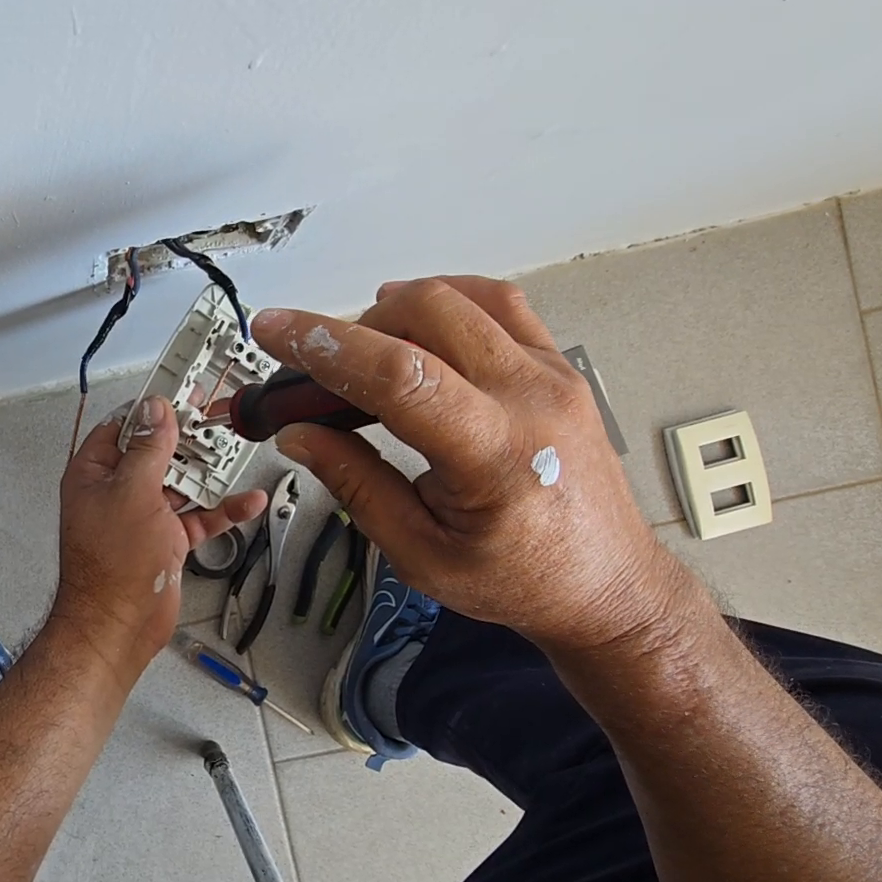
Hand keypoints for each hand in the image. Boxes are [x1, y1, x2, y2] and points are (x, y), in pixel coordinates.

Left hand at [50, 397, 266, 677]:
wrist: (119, 625)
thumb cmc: (114, 563)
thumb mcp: (132, 493)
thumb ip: (147, 449)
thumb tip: (156, 410)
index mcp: (94, 474)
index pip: (123, 427)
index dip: (152, 408)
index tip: (183, 391)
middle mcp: (116, 491)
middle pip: (156, 452)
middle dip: (187, 438)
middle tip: (218, 418)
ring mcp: (142, 516)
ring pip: (179, 483)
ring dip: (208, 473)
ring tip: (236, 453)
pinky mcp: (165, 540)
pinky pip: (196, 517)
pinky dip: (220, 509)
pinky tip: (247, 500)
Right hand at [250, 276, 690, 653]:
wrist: (606, 584)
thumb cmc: (521, 578)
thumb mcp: (418, 552)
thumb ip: (355, 485)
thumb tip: (299, 435)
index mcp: (493, 455)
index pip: (396, 374)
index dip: (325, 345)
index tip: (275, 331)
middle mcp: (530, 399)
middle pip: (427, 312)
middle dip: (353, 327)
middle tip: (319, 366)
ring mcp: (551, 375)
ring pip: (460, 297)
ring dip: (396, 313)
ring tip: (365, 356)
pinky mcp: (557, 368)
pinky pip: (499, 304)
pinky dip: (445, 302)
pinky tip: (415, 326)